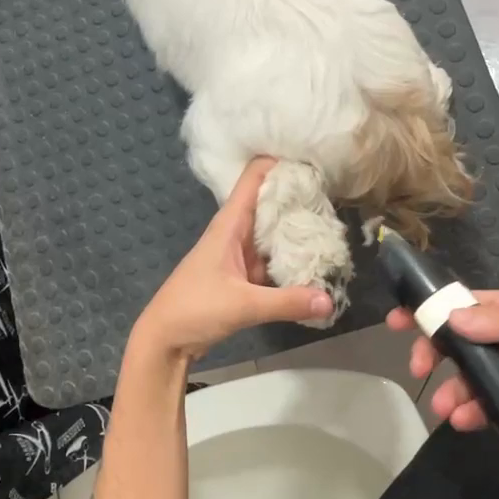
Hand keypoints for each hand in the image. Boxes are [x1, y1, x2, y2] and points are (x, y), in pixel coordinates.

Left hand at [132, 158, 334, 359]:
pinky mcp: (242, 275)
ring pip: (272, 232)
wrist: (164, 339)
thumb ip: (287, 302)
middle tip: (334, 192)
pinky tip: (315, 261)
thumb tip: (330, 301)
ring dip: (296, 228)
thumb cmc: (195, 309)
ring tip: (333, 221)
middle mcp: (235, 232)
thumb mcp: (243, 305)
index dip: (279, 162)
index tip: (312, 158)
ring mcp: (239, 254)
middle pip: (269, 202)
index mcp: (229, 224)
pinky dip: (289, 258)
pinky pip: (271, 258)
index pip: (254, 177)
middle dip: (297, 195)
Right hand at [389, 291, 498, 467]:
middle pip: (454, 340)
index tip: (399, 318)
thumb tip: (454, 318)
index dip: (429, 308)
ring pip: (463, 377)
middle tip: (417, 367)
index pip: (463, 303)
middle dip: (432, 352)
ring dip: (448, 390)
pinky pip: (479, 407)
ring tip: (445, 409)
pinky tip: (463, 422)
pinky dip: (466, 413)